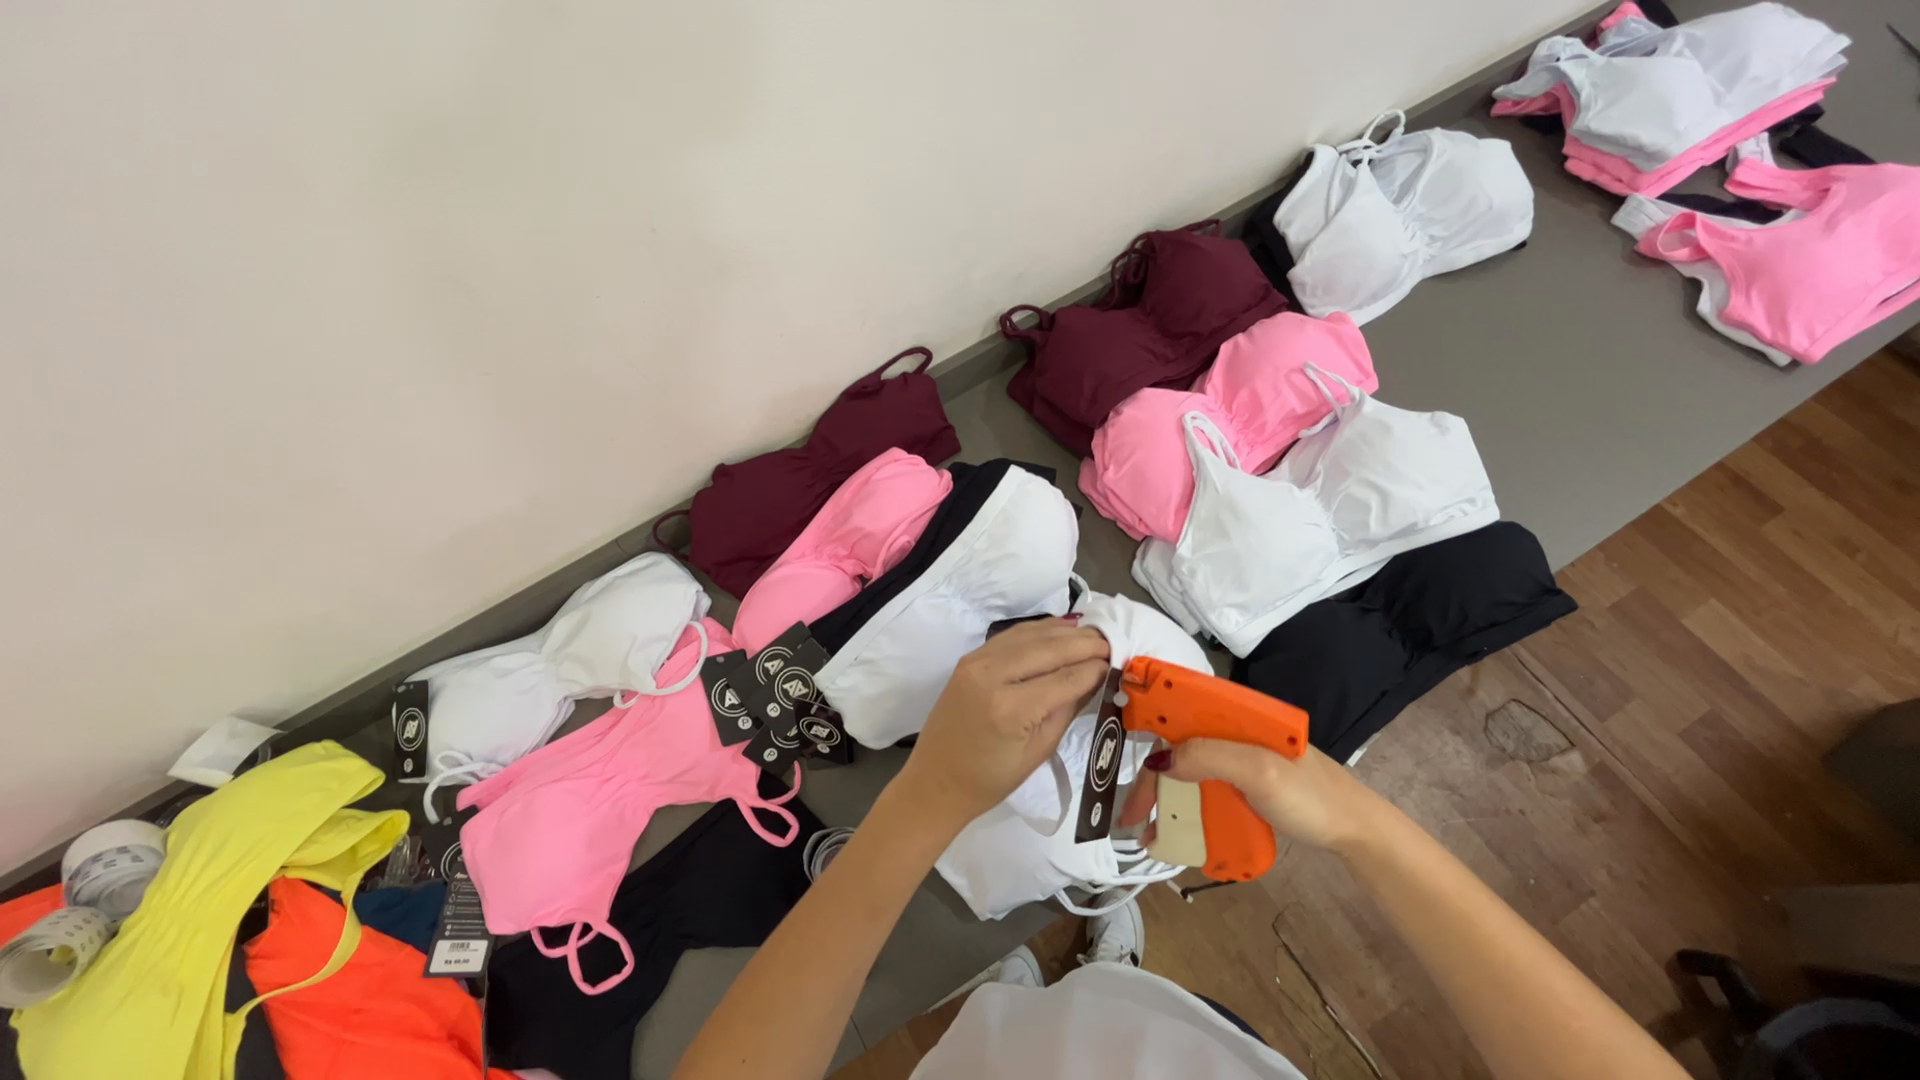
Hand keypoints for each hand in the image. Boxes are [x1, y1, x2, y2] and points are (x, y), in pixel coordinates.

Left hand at [892, 619, 1110, 831]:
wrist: (936, 780)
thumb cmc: (991, 779)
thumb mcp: (1039, 750)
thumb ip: (1068, 708)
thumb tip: (1098, 677)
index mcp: (1011, 708)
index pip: (1067, 677)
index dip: (1096, 667)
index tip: (1120, 660)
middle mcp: (992, 675)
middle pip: (1050, 648)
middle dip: (1086, 642)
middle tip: (1114, 641)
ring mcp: (977, 661)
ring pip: (1031, 634)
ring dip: (1065, 631)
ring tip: (1094, 633)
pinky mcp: (970, 657)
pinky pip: (1012, 635)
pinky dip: (1040, 630)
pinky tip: (1061, 631)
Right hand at [1119, 739, 1384, 853]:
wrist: (1357, 832)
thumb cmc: (1312, 797)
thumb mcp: (1259, 772)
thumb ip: (1209, 756)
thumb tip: (1157, 759)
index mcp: (1237, 715)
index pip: (1179, 710)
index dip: (1147, 729)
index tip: (1123, 761)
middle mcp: (1234, 732)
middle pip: (1179, 747)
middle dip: (1151, 780)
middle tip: (1133, 818)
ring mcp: (1241, 759)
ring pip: (1189, 771)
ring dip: (1165, 798)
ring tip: (1148, 832)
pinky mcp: (1247, 784)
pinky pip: (1206, 790)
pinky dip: (1186, 808)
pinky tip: (1175, 831)